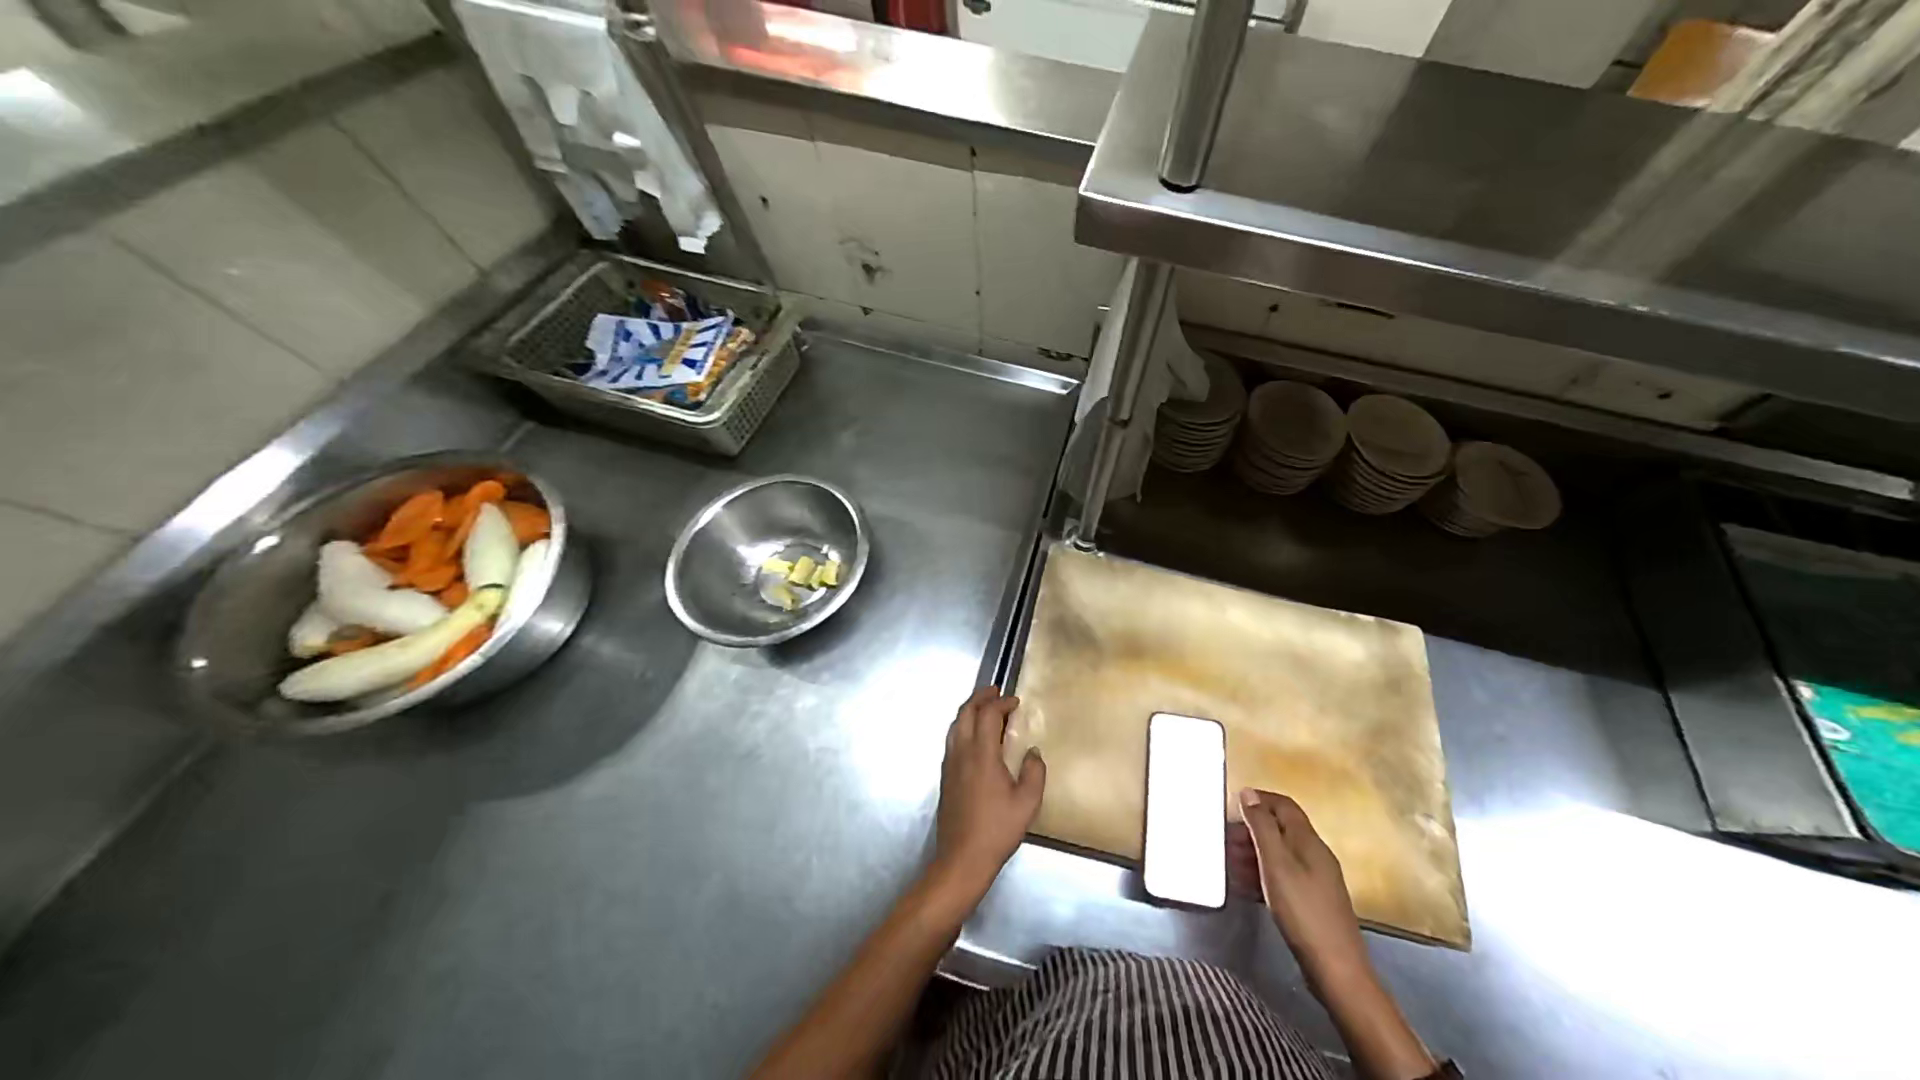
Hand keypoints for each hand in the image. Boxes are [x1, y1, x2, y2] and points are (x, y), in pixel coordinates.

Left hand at [932, 687, 1045, 899]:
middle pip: (965, 712)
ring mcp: (949, 764)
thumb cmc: (998, 829)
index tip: (1015, 702)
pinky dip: (963, 726)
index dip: (1001, 703)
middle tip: (995, 691)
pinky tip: (975, 737)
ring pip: (955, 725)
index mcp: (981, 754)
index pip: (987, 714)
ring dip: (969, 710)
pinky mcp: (945, 776)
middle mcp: (961, 752)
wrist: (963, 857)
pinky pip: (952, 739)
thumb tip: (1033, 752)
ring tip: (985, 708)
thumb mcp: (1027, 802)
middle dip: (980, 697)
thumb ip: (1034, 772)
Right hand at [1232, 788, 1370, 992]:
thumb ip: (1262, 827)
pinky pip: (1281, 875)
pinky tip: (1243, 885)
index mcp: (1308, 841)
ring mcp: (1315, 879)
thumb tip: (1249, 794)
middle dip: (1250, 829)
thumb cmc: (1302, 909)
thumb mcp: (1276, 863)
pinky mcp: (1310, 901)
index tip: (1231, 806)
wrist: (1335, 968)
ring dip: (1252, 853)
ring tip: (1227, 862)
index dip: (1259, 800)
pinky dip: (1261, 874)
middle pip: (1280, 829)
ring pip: (1279, 854)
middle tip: (1223, 839)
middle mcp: (1314, 855)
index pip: (1284, 806)